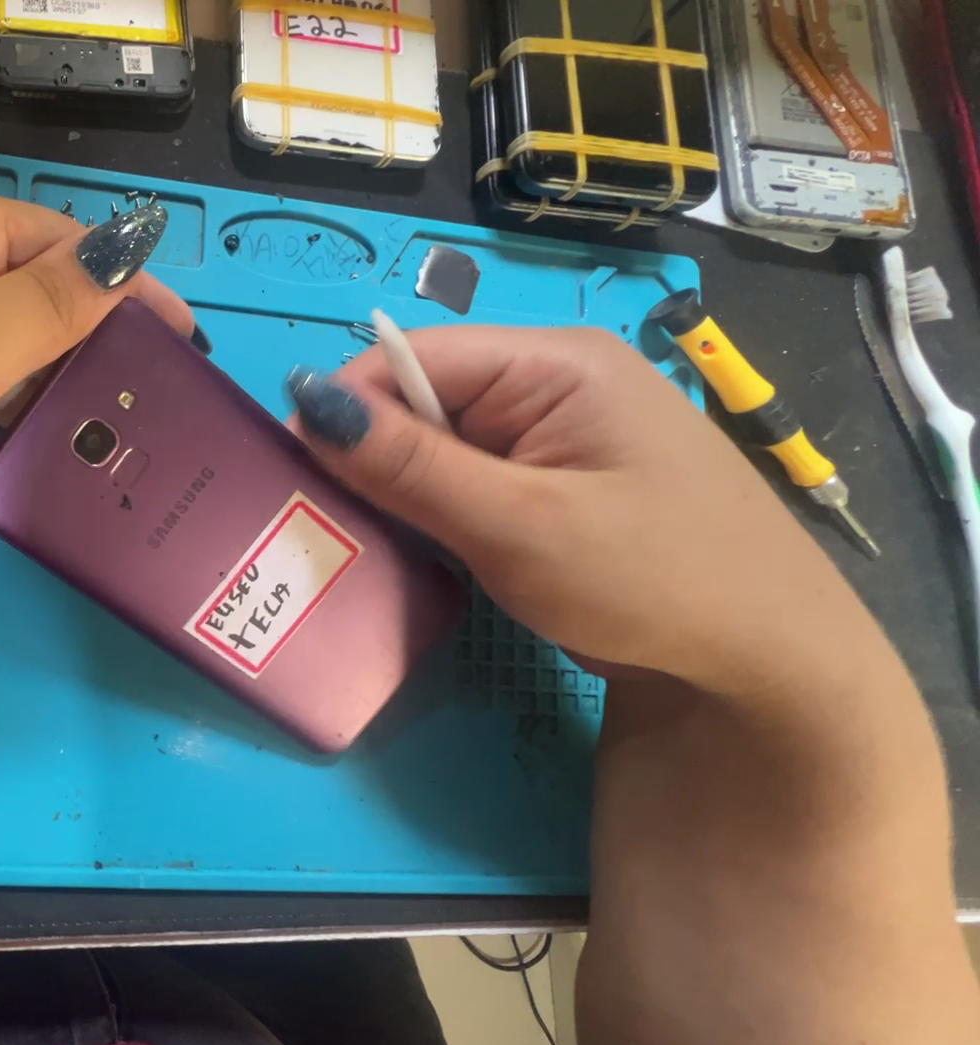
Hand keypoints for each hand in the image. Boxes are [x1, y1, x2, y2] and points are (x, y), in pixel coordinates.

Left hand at [0, 184, 191, 546]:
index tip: (182, 345)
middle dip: (88, 337)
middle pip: (28, 286)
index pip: (60, 242)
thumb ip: (46, 306)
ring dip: (43, 374)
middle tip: (143, 400)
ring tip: (95, 425)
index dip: (127, 289)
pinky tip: (21, 434)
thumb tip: (125, 251)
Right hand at [287, 326, 880, 695]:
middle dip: (365, 455)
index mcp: (552, 363)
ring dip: (390, 488)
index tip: (299, 477)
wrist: (762, 668)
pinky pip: (455, 478)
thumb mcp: (517, 523)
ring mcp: (545, 435)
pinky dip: (421, 509)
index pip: (408, 359)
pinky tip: (405, 543)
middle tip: (327, 520)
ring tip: (358, 536)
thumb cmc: (651, 582)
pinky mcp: (541, 481)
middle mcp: (546, 384)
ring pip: (428, 444)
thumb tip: (305, 401)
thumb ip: (408, 464)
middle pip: (415, 399)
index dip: (344, 410)